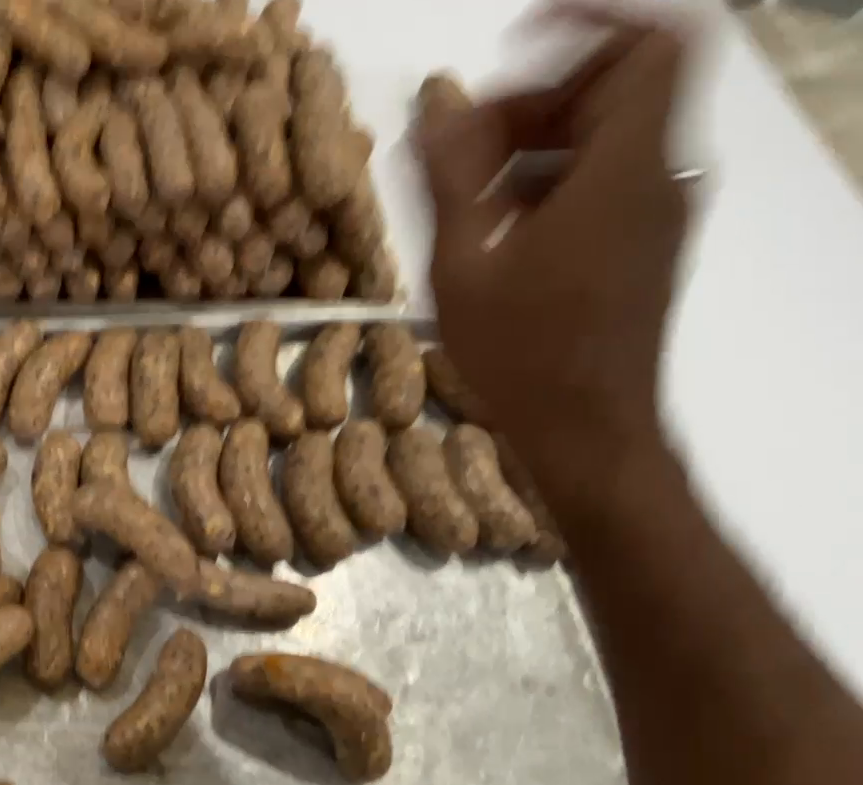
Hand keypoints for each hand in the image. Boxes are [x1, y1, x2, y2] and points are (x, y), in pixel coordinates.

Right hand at [417, 3, 694, 494]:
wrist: (587, 429)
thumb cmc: (520, 350)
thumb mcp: (463, 262)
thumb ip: (451, 173)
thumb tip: (438, 98)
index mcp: (625, 170)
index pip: (654, 45)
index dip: (592, 20)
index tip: (517, 36)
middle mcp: (660, 178)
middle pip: (620, 91)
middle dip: (538, 99)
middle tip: (460, 145)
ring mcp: (658, 215)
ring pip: (609, 140)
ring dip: (536, 147)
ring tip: (462, 200)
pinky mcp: (645, 247)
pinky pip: (606, 185)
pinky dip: (551, 184)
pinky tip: (493, 236)